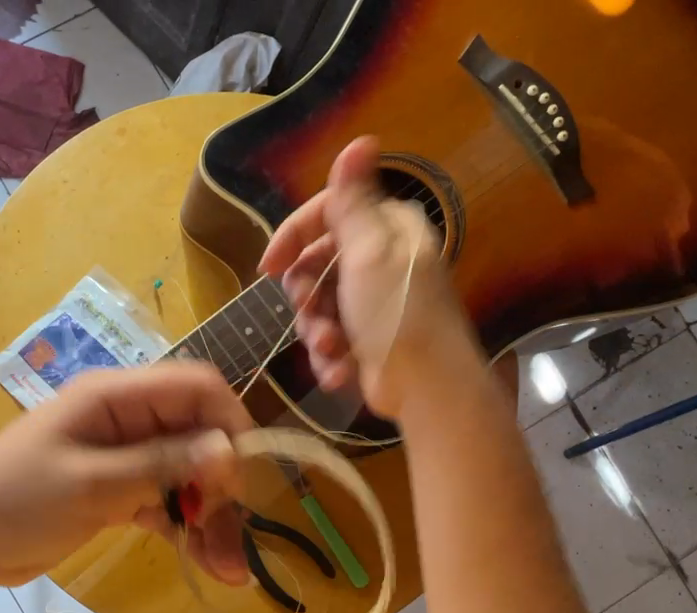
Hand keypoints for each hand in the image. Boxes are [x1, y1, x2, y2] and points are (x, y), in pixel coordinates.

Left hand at [0, 363, 254, 587]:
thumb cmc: (15, 501)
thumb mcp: (88, 484)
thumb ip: (159, 466)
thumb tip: (228, 451)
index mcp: (114, 397)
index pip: (196, 388)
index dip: (229, 425)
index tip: (238, 480)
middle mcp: (124, 420)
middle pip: (198, 438)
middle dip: (221, 486)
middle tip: (229, 536)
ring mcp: (121, 458)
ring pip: (186, 476)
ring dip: (210, 518)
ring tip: (228, 570)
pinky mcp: (116, 493)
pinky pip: (164, 503)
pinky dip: (185, 530)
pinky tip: (205, 564)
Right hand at [258, 136, 484, 418]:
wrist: (427, 387)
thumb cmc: (397, 313)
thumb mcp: (369, 251)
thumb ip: (354, 202)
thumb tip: (360, 141)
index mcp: (388, 230)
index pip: (330, 213)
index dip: (295, 236)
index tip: (269, 267)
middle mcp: (382, 261)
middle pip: (318, 264)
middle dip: (306, 293)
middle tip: (307, 310)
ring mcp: (374, 305)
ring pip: (319, 308)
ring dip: (317, 331)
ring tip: (330, 349)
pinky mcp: (368, 342)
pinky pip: (331, 341)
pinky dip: (330, 358)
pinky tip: (339, 371)